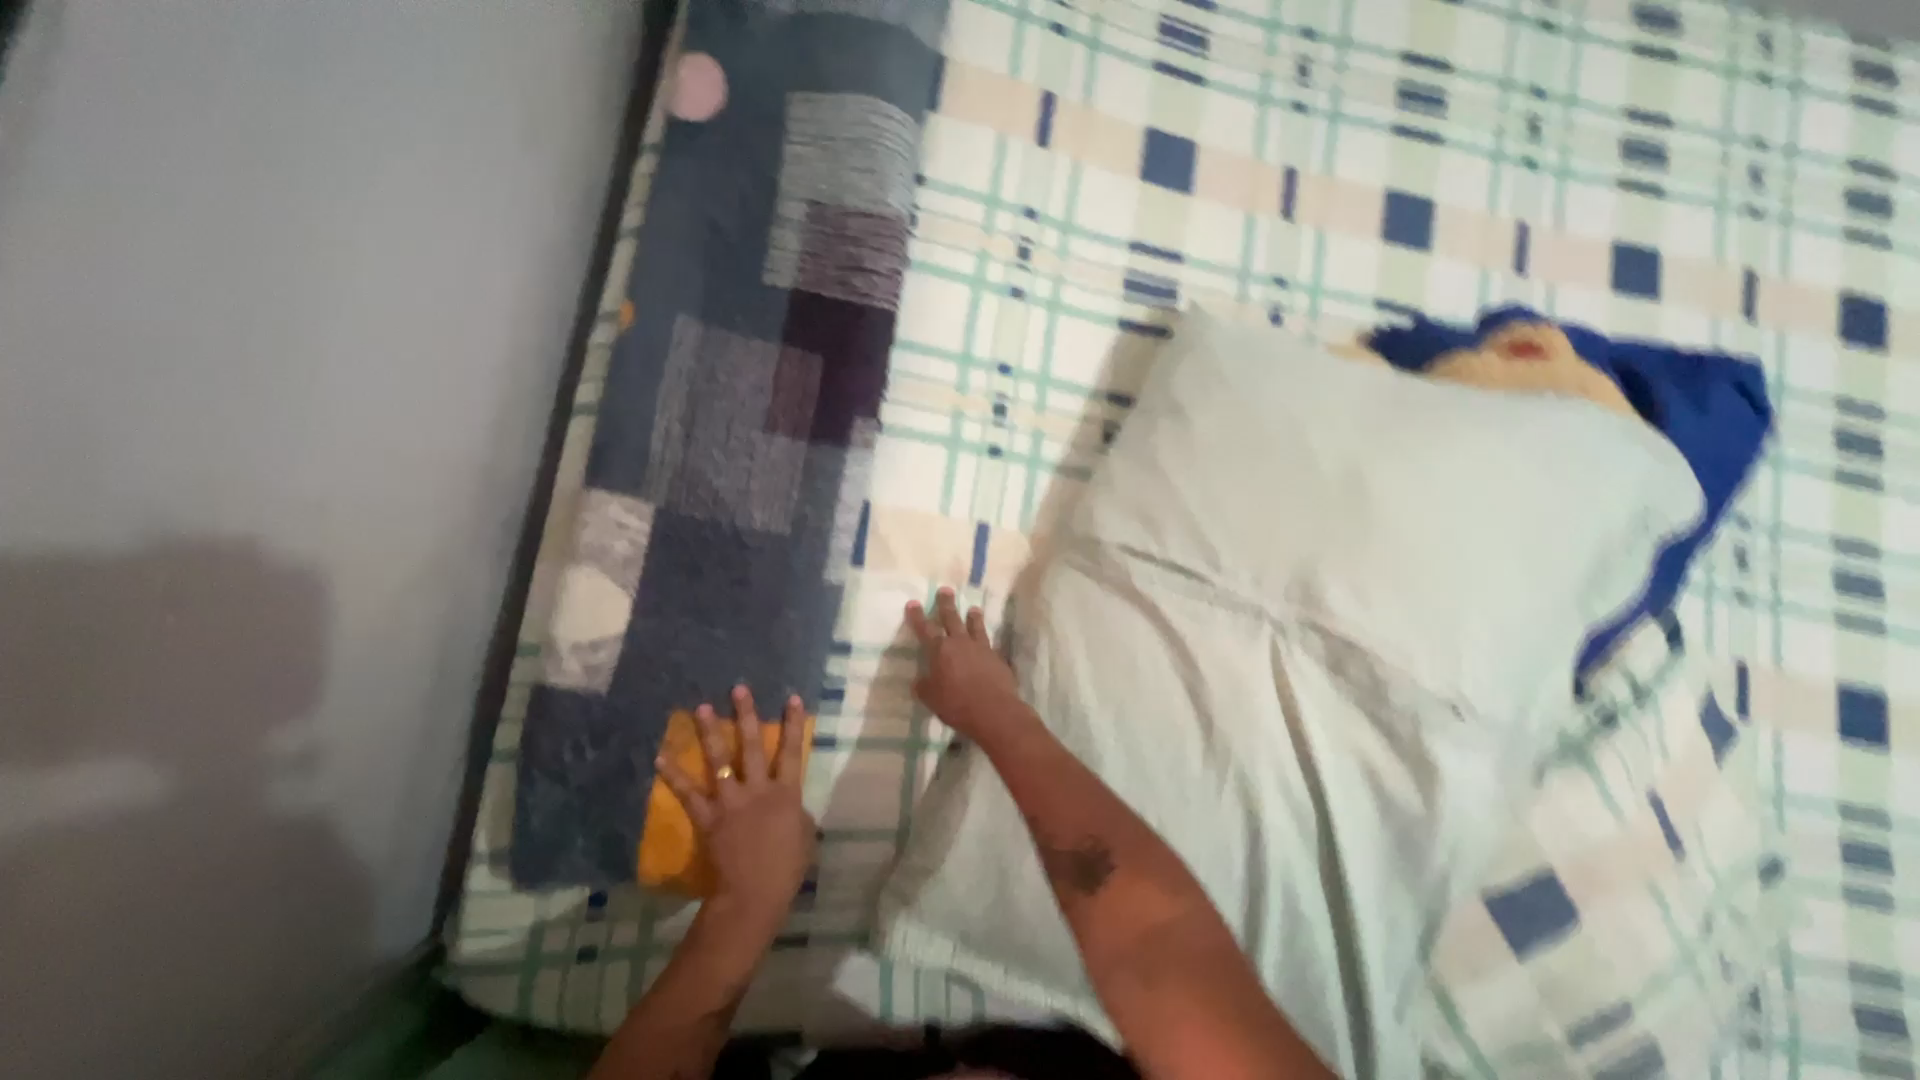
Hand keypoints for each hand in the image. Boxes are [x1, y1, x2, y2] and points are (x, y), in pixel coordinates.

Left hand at [655, 687, 817, 934]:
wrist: (753, 895)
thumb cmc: (786, 870)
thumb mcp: (804, 837)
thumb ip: (797, 814)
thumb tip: (791, 804)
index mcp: (787, 795)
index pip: (791, 752)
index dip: (793, 724)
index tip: (792, 698)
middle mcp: (759, 790)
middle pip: (753, 746)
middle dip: (747, 715)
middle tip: (738, 689)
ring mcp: (731, 802)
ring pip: (720, 760)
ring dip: (710, 733)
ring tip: (701, 708)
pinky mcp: (708, 818)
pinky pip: (688, 793)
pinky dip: (673, 775)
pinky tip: (659, 758)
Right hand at [905, 588, 1029, 739]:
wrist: (995, 711)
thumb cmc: (957, 705)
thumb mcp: (931, 699)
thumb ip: (924, 687)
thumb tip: (920, 681)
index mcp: (940, 651)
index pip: (925, 629)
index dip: (917, 616)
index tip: (913, 603)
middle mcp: (961, 643)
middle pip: (952, 619)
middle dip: (946, 604)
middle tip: (945, 590)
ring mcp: (982, 649)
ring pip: (976, 627)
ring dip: (973, 617)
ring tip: (973, 608)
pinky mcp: (998, 658)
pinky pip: (989, 644)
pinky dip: (986, 640)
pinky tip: (987, 642)